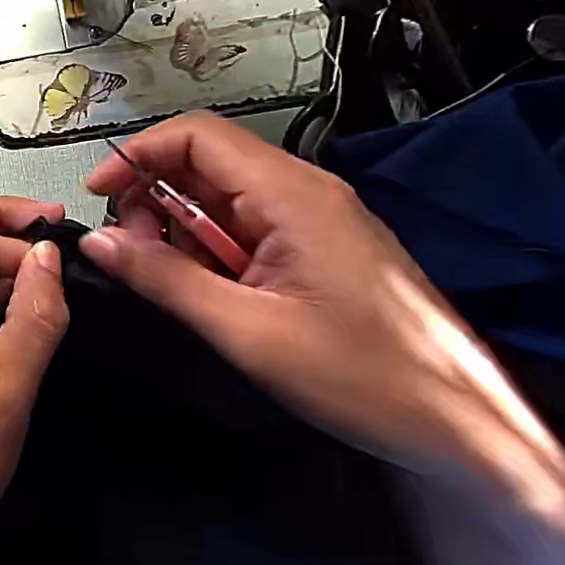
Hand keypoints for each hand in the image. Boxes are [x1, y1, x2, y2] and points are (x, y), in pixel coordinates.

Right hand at [81, 113, 564, 485]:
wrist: (468, 428)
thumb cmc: (363, 377)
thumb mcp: (248, 331)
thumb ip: (166, 279)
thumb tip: (97, 243)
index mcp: (291, 192)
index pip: (196, 136)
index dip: (137, 155)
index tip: (97, 196)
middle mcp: (301, 191)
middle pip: (205, 164)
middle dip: (153, 198)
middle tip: (131, 252)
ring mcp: (311, 219)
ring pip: (222, 199)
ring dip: (179, 228)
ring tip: (165, 277)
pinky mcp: (315, 248)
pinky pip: (245, 229)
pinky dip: (210, 251)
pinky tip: (205, 289)